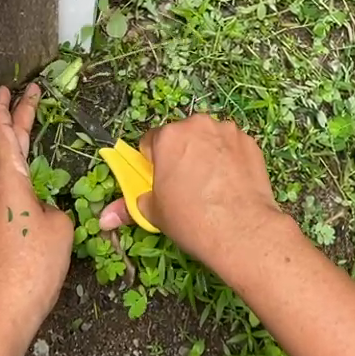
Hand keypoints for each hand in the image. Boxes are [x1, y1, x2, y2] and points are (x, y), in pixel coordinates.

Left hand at [0, 84, 72, 351]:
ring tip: (26, 130)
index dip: (9, 108)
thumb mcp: (61, 229)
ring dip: (13, 145)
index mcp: (8, 181)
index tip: (11, 87)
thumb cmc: (32, 267)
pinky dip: (16, 172)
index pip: (4, 133)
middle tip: (26, 94)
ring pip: (2, 168)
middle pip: (2, 145)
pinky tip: (29, 182)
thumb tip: (47, 211)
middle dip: (14, 118)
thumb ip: (57, 210)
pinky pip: (5, 190)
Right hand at [97, 113, 290, 275]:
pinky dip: (229, 160)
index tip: (160, 181)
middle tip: (185, 186)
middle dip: (181, 156)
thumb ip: (128, 207)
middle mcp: (197, 124)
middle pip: (182, 137)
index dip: (153, 163)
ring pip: (208, 139)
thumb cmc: (192, 220)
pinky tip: (230, 184)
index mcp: (168, 137)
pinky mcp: (249, 142)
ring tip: (211, 186)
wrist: (243, 231)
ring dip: (206, 154)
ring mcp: (226, 131)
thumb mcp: (155, 213)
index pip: (150, 142)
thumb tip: (105, 218)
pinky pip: (231, 147)